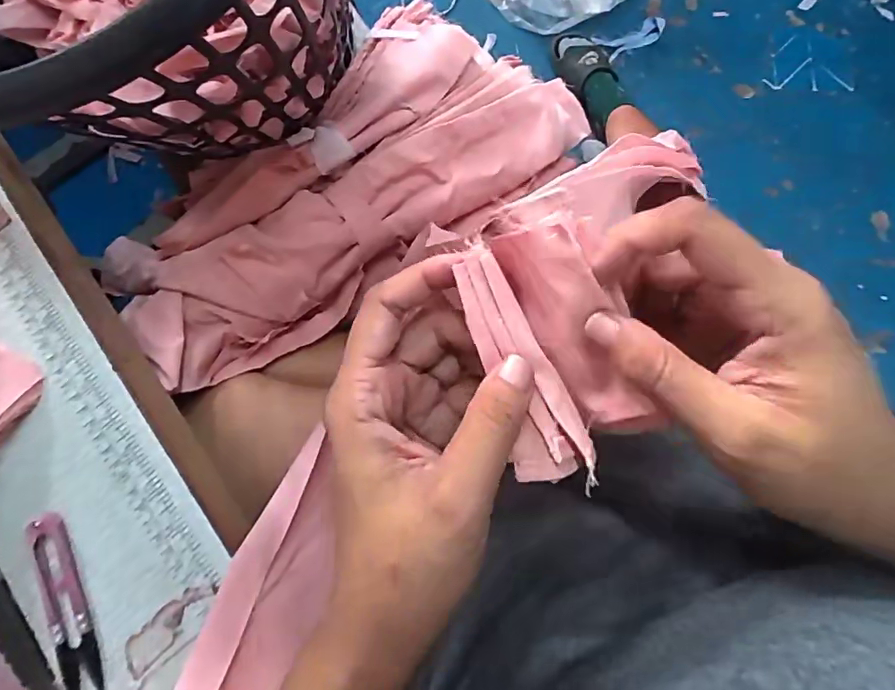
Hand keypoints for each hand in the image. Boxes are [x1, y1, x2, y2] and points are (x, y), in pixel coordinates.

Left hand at [295, 257, 532, 689]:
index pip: (383, 312)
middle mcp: (375, 392)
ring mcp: (400, 412)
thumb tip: (523, 356)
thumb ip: (491, 423)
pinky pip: (455, 393)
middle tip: (524, 300)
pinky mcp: (423, 434)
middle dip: (467, 315)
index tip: (472, 265)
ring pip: (442, 359)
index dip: (421, 281)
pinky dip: (486, 385)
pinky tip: (524, 376)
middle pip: (419, 331)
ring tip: (534, 333)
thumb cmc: (406, 562)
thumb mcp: (456, 493)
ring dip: (482, 349)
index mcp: (360, 394)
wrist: (384, 629)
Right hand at [586, 197, 894, 563]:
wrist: (889, 500)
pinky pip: (669, 301)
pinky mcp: (728, 321)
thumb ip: (663, 375)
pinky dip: (638, 319)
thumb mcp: (740, 435)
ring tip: (597, 340)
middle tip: (584, 319)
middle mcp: (759, 282)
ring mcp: (742, 300)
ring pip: (663, 272)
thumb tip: (593, 324)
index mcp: (777, 295)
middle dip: (620, 274)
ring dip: (624, 299)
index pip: (696, 226)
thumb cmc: (828, 471)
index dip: (635, 236)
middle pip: (672, 246)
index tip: (595, 277)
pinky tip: (622, 350)